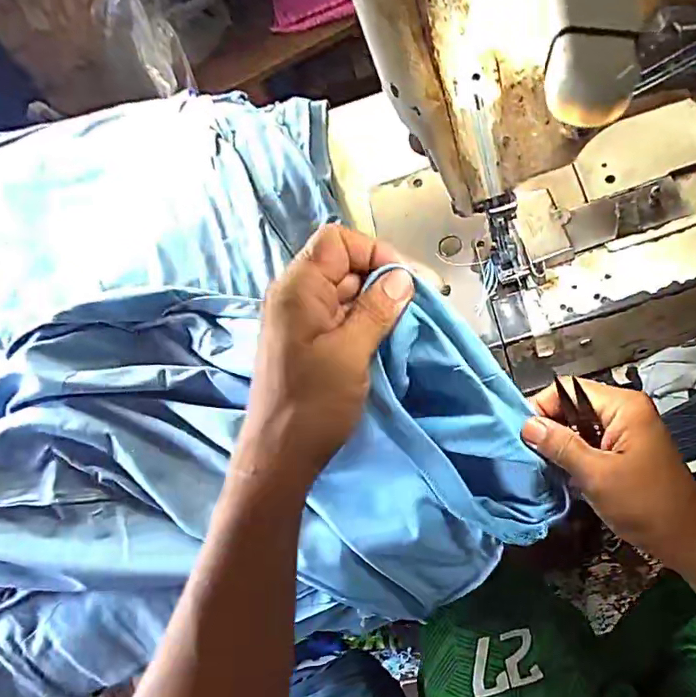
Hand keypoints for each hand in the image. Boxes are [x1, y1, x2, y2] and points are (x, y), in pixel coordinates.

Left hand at [240, 224, 414, 483]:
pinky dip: (364, 323)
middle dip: (380, 279)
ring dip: (376, 304)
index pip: (337, 241)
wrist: (282, 455)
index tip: (403, 282)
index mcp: (297, 289)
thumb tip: (402, 277)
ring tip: (402, 326)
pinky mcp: (308, 345)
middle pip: (343, 265)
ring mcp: (301, 322)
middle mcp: (295, 298)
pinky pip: (340, 319)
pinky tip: (384, 340)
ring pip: (345, 294)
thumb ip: (376, 310)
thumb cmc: (313, 404)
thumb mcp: (351, 353)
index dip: (373, 252)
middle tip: (413, 307)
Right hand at [522, 379, 695, 573]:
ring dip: (560, 445)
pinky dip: (574, 457)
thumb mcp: (596, 475)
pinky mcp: (624, 452)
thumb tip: (527, 425)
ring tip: (539, 466)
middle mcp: (625, 412)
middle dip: (549, 428)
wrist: (685, 538)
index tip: (521, 435)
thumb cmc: (645, 505)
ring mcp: (626, 432)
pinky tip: (560, 474)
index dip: (542, 408)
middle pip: (573, 407)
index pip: (569, 390)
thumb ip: (561, 446)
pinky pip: (590, 444)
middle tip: (526, 454)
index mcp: (623, 406)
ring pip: (579, 428)